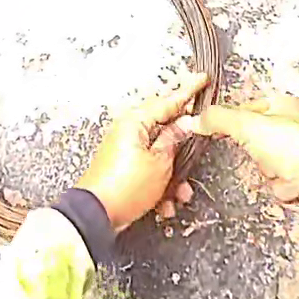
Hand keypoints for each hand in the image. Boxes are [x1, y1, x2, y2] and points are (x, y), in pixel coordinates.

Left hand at [76, 71, 205, 231]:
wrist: (95, 218)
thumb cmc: (125, 188)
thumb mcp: (160, 162)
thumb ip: (175, 139)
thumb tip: (186, 123)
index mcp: (136, 121)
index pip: (168, 101)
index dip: (189, 92)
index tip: (203, 80)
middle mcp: (128, 130)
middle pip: (165, 128)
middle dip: (183, 147)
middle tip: (198, 147)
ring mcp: (125, 148)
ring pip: (159, 153)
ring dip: (173, 175)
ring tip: (179, 195)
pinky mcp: (123, 166)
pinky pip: (148, 168)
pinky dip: (160, 185)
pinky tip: (165, 205)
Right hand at [175, 92, 298, 224]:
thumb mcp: (250, 126)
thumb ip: (220, 120)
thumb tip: (196, 117)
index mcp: (283, 104)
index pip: (245, 109)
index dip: (230, 122)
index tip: (215, 131)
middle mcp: (293, 124)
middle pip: (254, 140)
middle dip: (255, 154)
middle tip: (263, 153)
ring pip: (266, 165)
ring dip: (270, 173)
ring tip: (284, 171)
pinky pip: (280, 183)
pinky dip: (284, 188)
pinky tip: (295, 185)